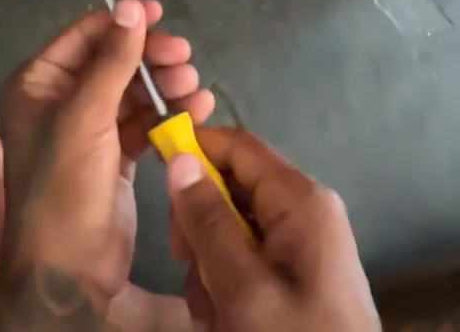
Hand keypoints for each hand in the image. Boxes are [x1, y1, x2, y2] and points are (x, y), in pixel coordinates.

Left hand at [0, 0, 214, 326]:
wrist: (69, 272)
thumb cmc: (64, 185)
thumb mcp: (86, 115)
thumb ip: (112, 59)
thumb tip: (129, 5)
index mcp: (39, 84)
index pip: (83, 37)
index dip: (121, 22)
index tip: (159, 13)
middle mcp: (61, 101)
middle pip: (112, 61)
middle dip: (149, 57)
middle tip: (184, 56)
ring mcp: (89, 130)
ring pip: (132, 91)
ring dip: (163, 84)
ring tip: (193, 85)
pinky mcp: (115, 156)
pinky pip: (143, 122)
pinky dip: (168, 113)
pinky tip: (197, 108)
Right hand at [168, 127, 378, 330]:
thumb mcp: (244, 291)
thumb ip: (208, 222)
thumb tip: (178, 157)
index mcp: (301, 200)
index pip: (238, 146)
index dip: (194, 150)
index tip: (154, 175)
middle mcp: (305, 211)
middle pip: (232, 186)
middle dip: (201, 223)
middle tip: (186, 266)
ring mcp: (304, 245)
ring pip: (233, 227)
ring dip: (210, 264)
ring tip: (212, 314)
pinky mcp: (300, 277)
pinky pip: (248, 259)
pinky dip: (227, 285)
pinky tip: (225, 321)